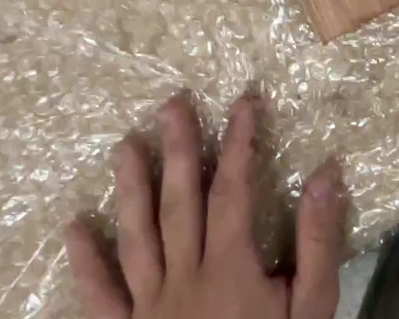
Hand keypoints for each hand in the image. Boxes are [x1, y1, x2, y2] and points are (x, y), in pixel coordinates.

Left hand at [64, 93, 345, 318]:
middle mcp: (182, 277)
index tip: (244, 99)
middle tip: (170, 103)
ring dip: (130, 188)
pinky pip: (99, 296)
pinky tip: (74, 228)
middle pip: (178, 201)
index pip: (233, 188)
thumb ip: (317, 242)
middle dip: (178, 148)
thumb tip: (323, 173)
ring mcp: (146, 308)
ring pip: (135, 237)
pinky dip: (85, 261)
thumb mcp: (311, 308)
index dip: (240, 140)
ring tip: (124, 145)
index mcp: (230, 267)